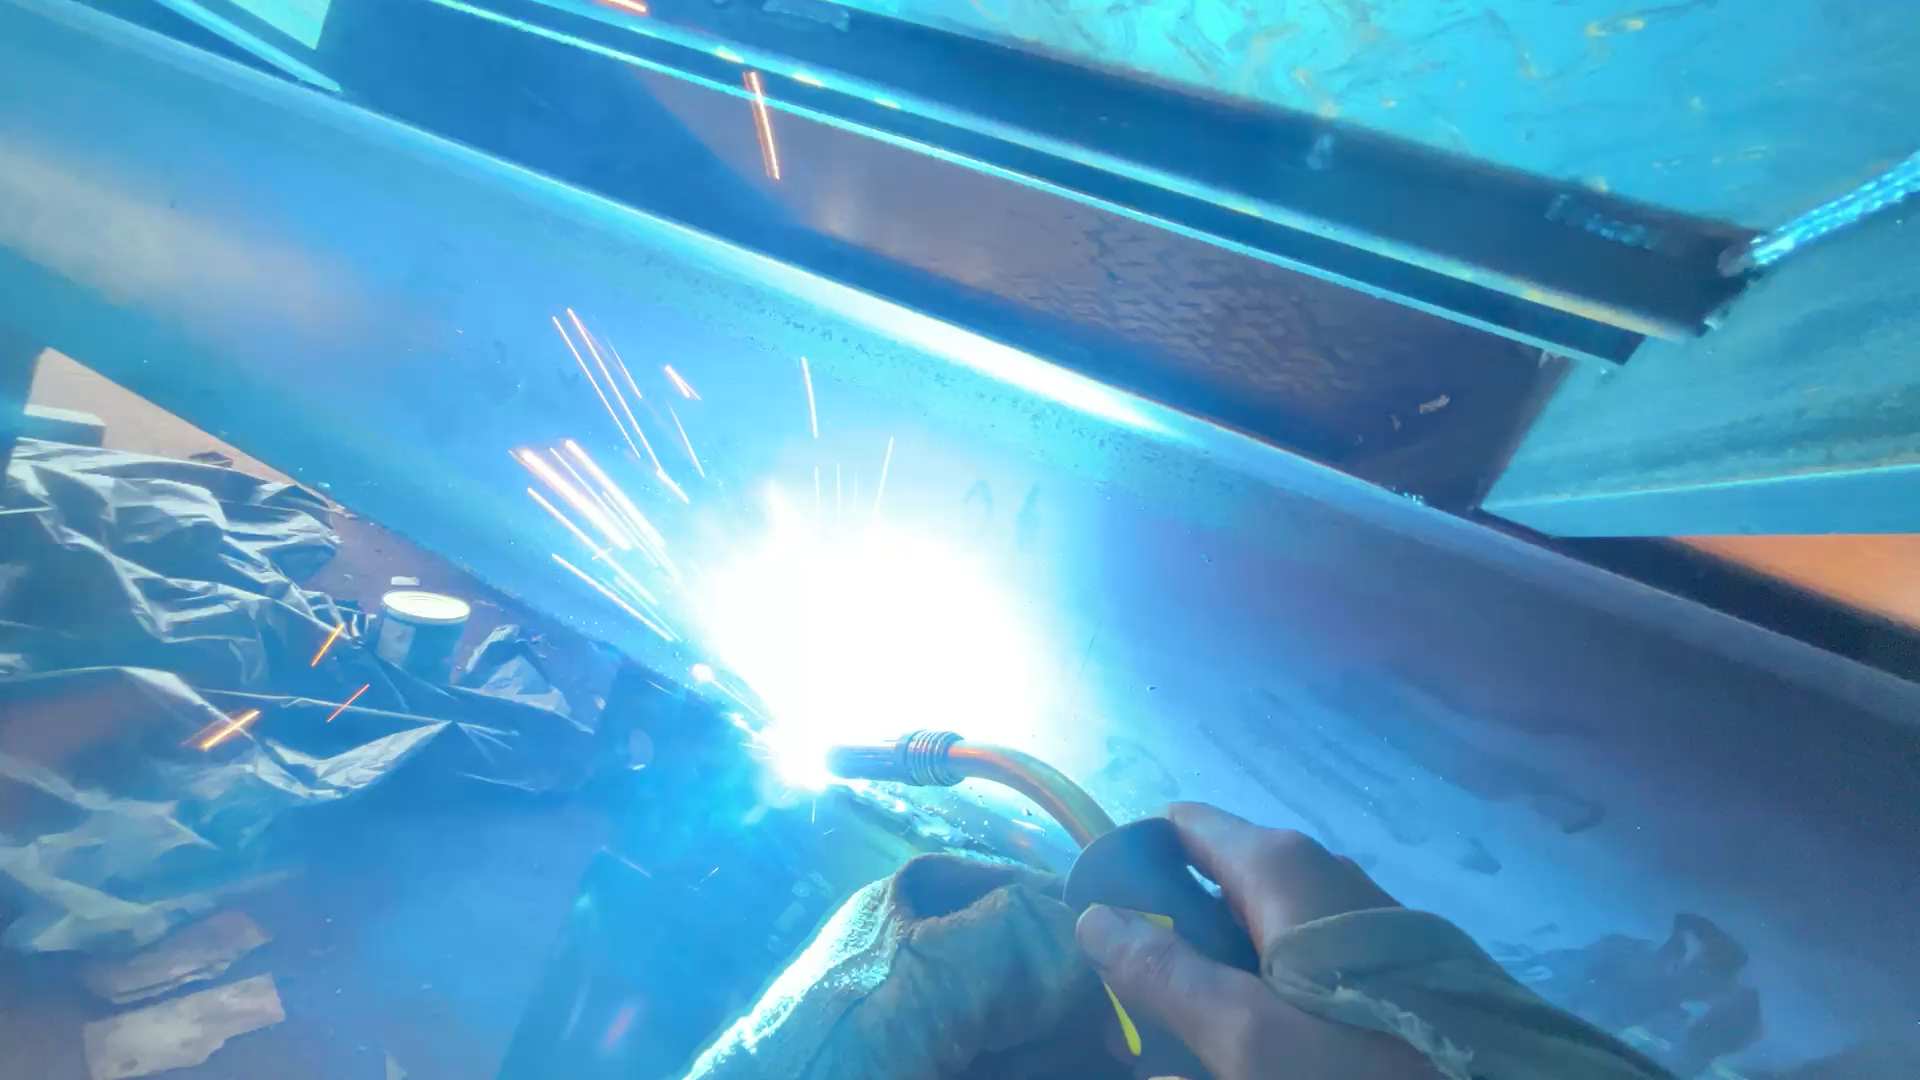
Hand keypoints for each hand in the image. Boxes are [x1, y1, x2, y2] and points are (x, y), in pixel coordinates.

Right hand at [1075, 803, 1441, 1079]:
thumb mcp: (1250, 1036)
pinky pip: (1294, 957)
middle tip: (1140, 1009)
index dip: (1135, 868)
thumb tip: (1092, 916)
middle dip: (1169, 937)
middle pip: (1210, 878)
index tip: (1108, 928)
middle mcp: (1314, 870)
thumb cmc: (1369, 1075)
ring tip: (1189, 1045)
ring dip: (1212, 974)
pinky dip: (1261, 991)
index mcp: (1278, 864)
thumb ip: (1162, 971)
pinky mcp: (1380, 958)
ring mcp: (1351, 913)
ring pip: (1251, 925)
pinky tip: (1260, 1047)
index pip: (1178, 825)